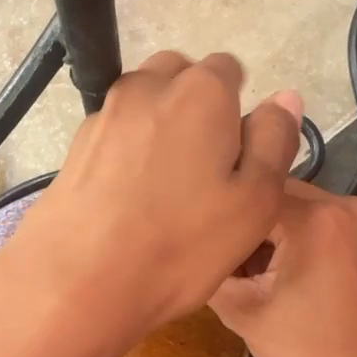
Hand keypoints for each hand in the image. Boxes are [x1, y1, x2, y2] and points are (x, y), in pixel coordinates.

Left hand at [0, 51, 303, 356]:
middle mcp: (146, 87)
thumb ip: (275, 142)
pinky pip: (113, 141)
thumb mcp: (253, 204)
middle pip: (181, 80)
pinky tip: (126, 207)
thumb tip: (284, 98)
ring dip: (158, 136)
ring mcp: (103, 117)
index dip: (238, 116)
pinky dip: (126, 160)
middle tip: (200, 179)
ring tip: (161, 197)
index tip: (234, 165)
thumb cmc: (177, 246)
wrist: (73, 283)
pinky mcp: (73, 151)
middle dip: (196, 114)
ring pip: (144, 109)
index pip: (230, 72)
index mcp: (200, 89)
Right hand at [208, 180, 356, 356]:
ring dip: (264, 229)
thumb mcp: (241, 310)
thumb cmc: (302, 352)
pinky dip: (288, 236)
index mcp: (315, 219)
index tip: (195, 238)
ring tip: (239, 264)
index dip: (219, 216)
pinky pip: (313, 219)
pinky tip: (267, 267)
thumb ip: (212, 269)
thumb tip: (188, 246)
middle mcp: (345, 203)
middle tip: (214, 255)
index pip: (249, 193)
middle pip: (274, 193)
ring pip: (292, 205)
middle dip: (244, 221)